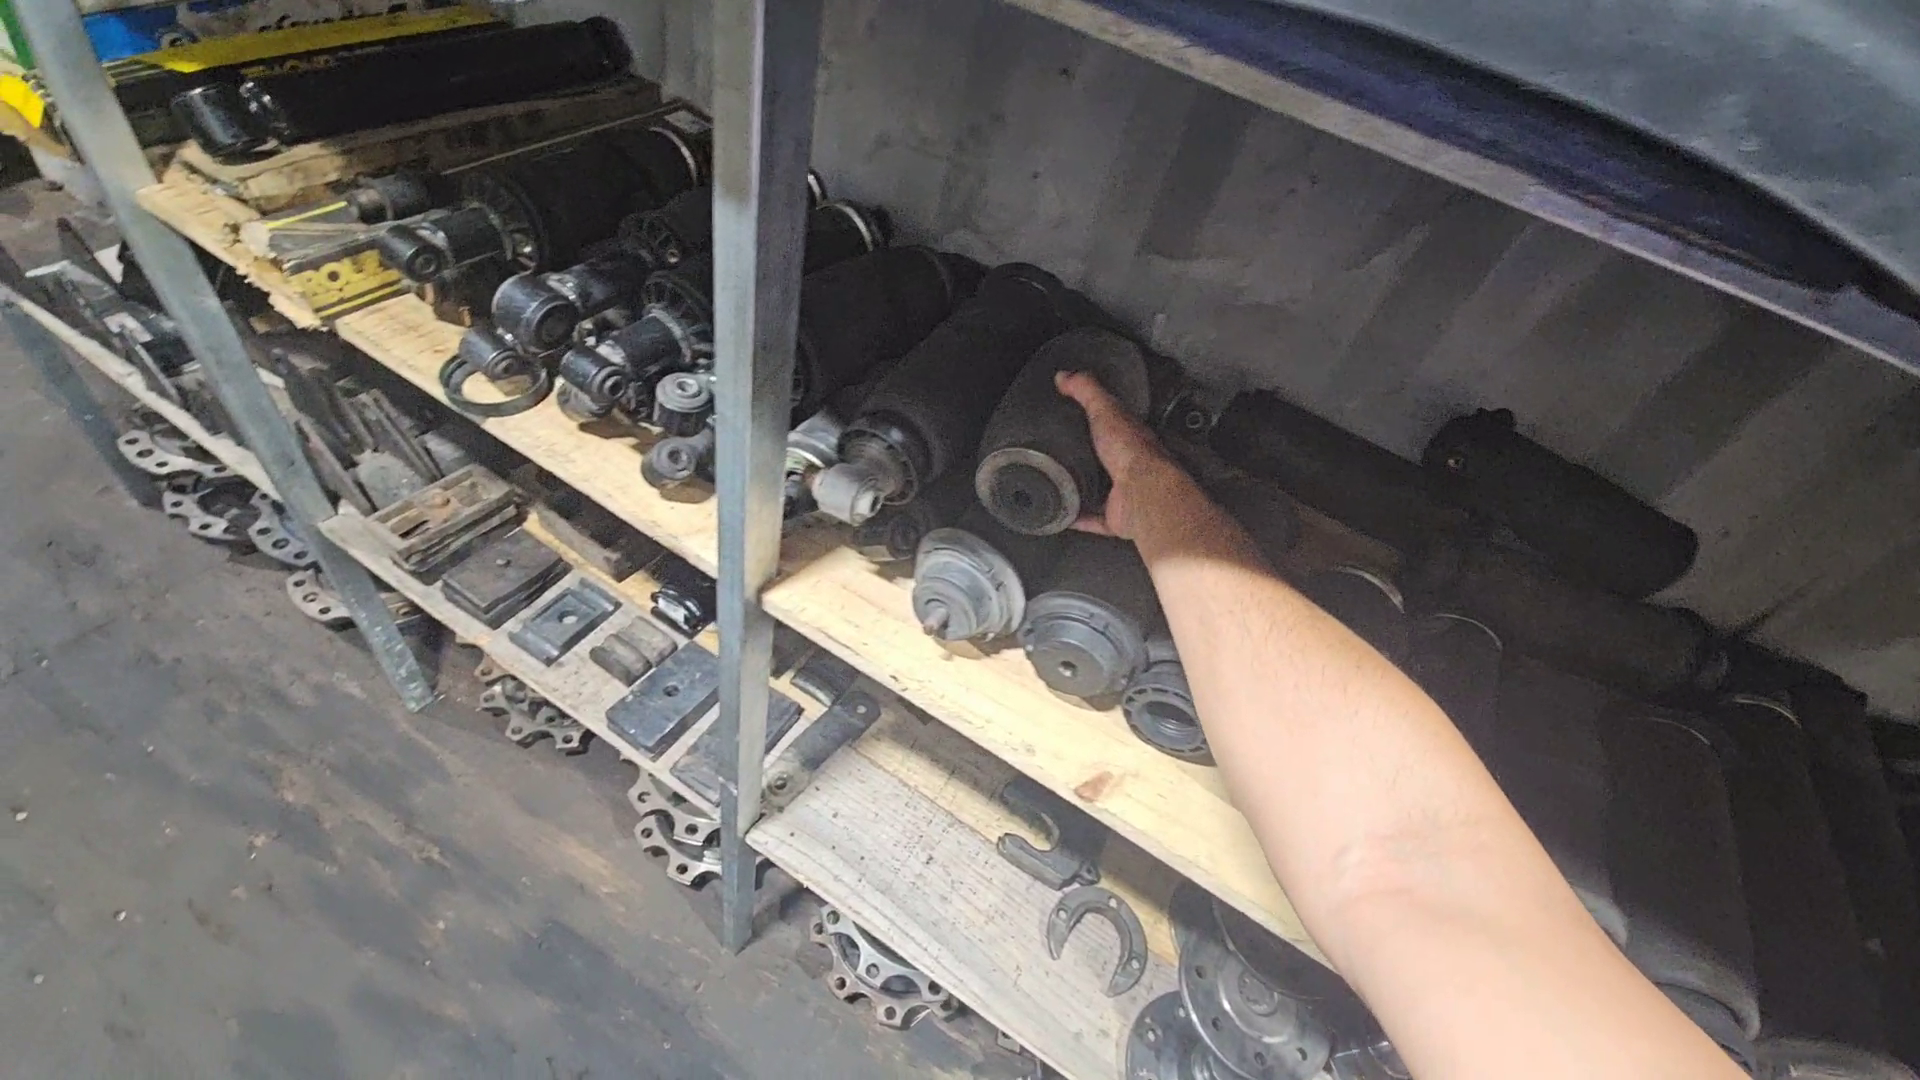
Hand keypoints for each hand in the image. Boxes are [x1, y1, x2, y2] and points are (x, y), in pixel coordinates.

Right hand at [1055, 370, 1186, 538]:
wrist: (1143, 493)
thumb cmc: (1130, 450)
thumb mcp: (1105, 410)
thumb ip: (1086, 391)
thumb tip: (1064, 375)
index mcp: (1130, 438)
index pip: (1113, 424)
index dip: (1096, 418)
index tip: (1072, 417)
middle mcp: (1129, 466)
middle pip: (1105, 459)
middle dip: (1085, 457)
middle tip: (1056, 453)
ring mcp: (1123, 494)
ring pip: (1100, 490)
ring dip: (1080, 488)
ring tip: (1053, 484)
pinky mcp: (1115, 518)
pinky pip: (1093, 519)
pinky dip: (1077, 518)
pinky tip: (1059, 514)